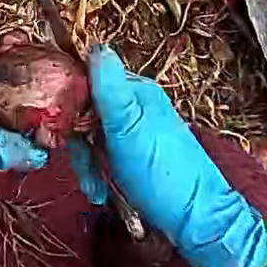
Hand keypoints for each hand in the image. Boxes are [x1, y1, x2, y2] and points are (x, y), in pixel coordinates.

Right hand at [80, 47, 266, 266]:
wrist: (198, 222)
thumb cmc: (163, 174)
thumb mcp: (128, 128)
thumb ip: (109, 87)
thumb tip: (95, 45)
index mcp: (136, 91)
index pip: (89, 80)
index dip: (72, 105)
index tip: (67, 132)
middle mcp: (137, 106)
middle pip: (88, 112)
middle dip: (80, 143)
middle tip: (86, 167)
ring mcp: (138, 132)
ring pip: (94, 138)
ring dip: (89, 164)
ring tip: (97, 188)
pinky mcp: (137, 156)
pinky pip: (106, 157)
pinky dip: (100, 174)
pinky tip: (104, 191)